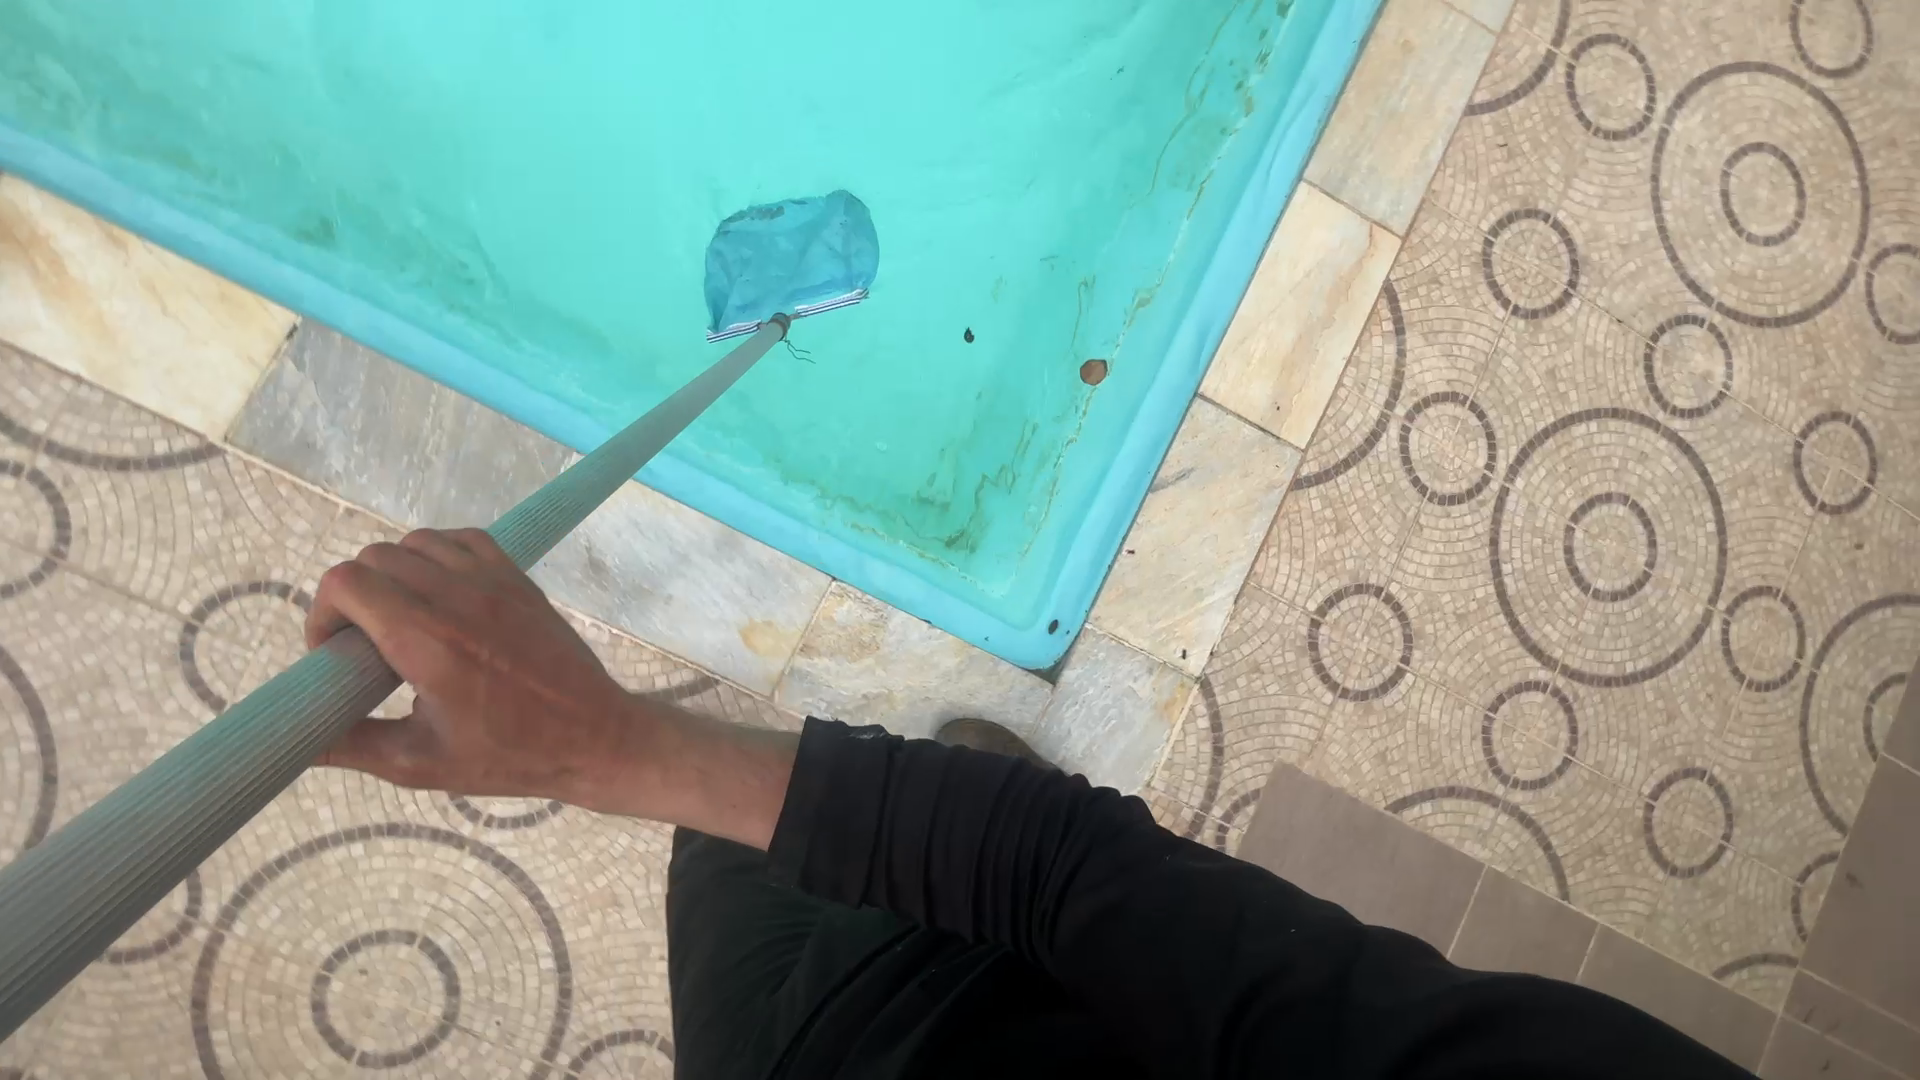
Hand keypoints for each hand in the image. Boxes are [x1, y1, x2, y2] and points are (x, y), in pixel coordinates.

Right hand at [307, 527, 797, 847]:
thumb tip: (289, 736)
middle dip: (355, 595)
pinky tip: (443, 593)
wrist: (594, 733)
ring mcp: (499, 584)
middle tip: (368, 642)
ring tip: (404, 617)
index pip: (348, 581)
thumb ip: (348, 745)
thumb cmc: (511, 754)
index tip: (337, 653)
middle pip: (377, 557)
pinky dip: (443, 553)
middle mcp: (462, 600)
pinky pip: (469, 539)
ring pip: (421, 541)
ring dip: (398, 571)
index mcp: (429, 641)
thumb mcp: (418, 763)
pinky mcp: (523, 582)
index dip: (324, 613)